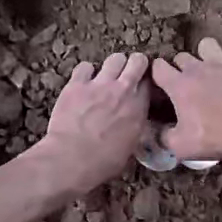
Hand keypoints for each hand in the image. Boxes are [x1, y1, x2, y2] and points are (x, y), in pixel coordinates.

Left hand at [33, 52, 151, 191]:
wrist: (71, 159)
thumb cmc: (102, 162)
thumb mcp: (130, 148)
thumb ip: (134, 127)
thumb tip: (133, 124)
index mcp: (138, 108)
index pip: (150, 82)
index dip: (146, 81)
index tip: (141, 84)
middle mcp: (122, 91)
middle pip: (137, 61)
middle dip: (134, 63)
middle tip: (128, 71)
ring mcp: (99, 85)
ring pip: (114, 58)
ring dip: (112, 65)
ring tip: (106, 75)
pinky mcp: (77, 84)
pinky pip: (85, 66)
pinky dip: (85, 72)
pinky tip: (83, 82)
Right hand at [151, 38, 221, 161]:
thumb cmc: (217, 138)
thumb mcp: (181, 146)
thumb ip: (164, 137)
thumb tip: (159, 133)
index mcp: (180, 85)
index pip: (158, 66)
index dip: (156, 74)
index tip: (160, 86)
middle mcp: (199, 69)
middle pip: (181, 56)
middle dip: (179, 67)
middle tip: (184, 86)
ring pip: (207, 45)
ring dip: (203, 56)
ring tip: (206, 72)